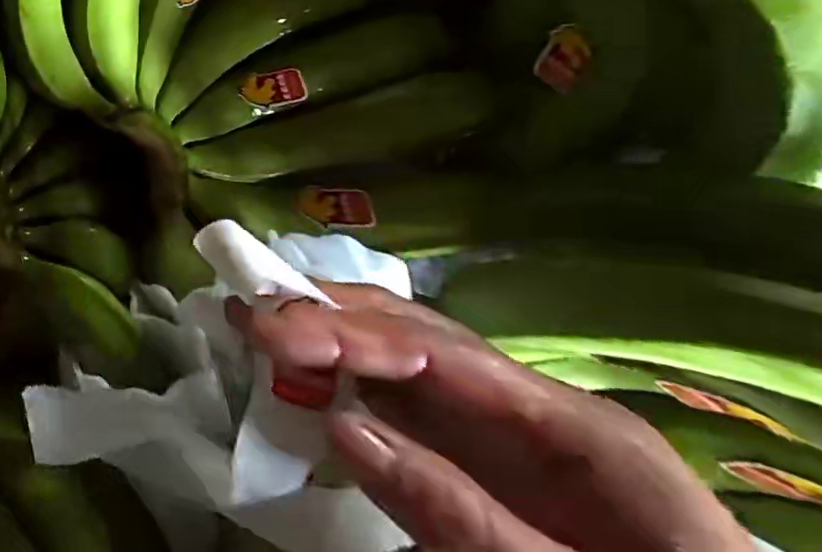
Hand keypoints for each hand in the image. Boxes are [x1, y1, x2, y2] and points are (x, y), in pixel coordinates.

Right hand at [228, 284, 752, 551]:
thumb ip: (458, 512)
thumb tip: (341, 423)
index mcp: (571, 423)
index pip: (437, 350)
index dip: (349, 331)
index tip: (272, 328)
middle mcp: (532, 405)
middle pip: (417, 335)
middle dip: (331, 317)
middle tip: (250, 310)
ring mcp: (512, 430)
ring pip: (408, 359)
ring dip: (333, 338)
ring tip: (264, 324)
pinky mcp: (493, 459)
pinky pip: (413, 406)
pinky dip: (354, 385)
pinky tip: (312, 378)